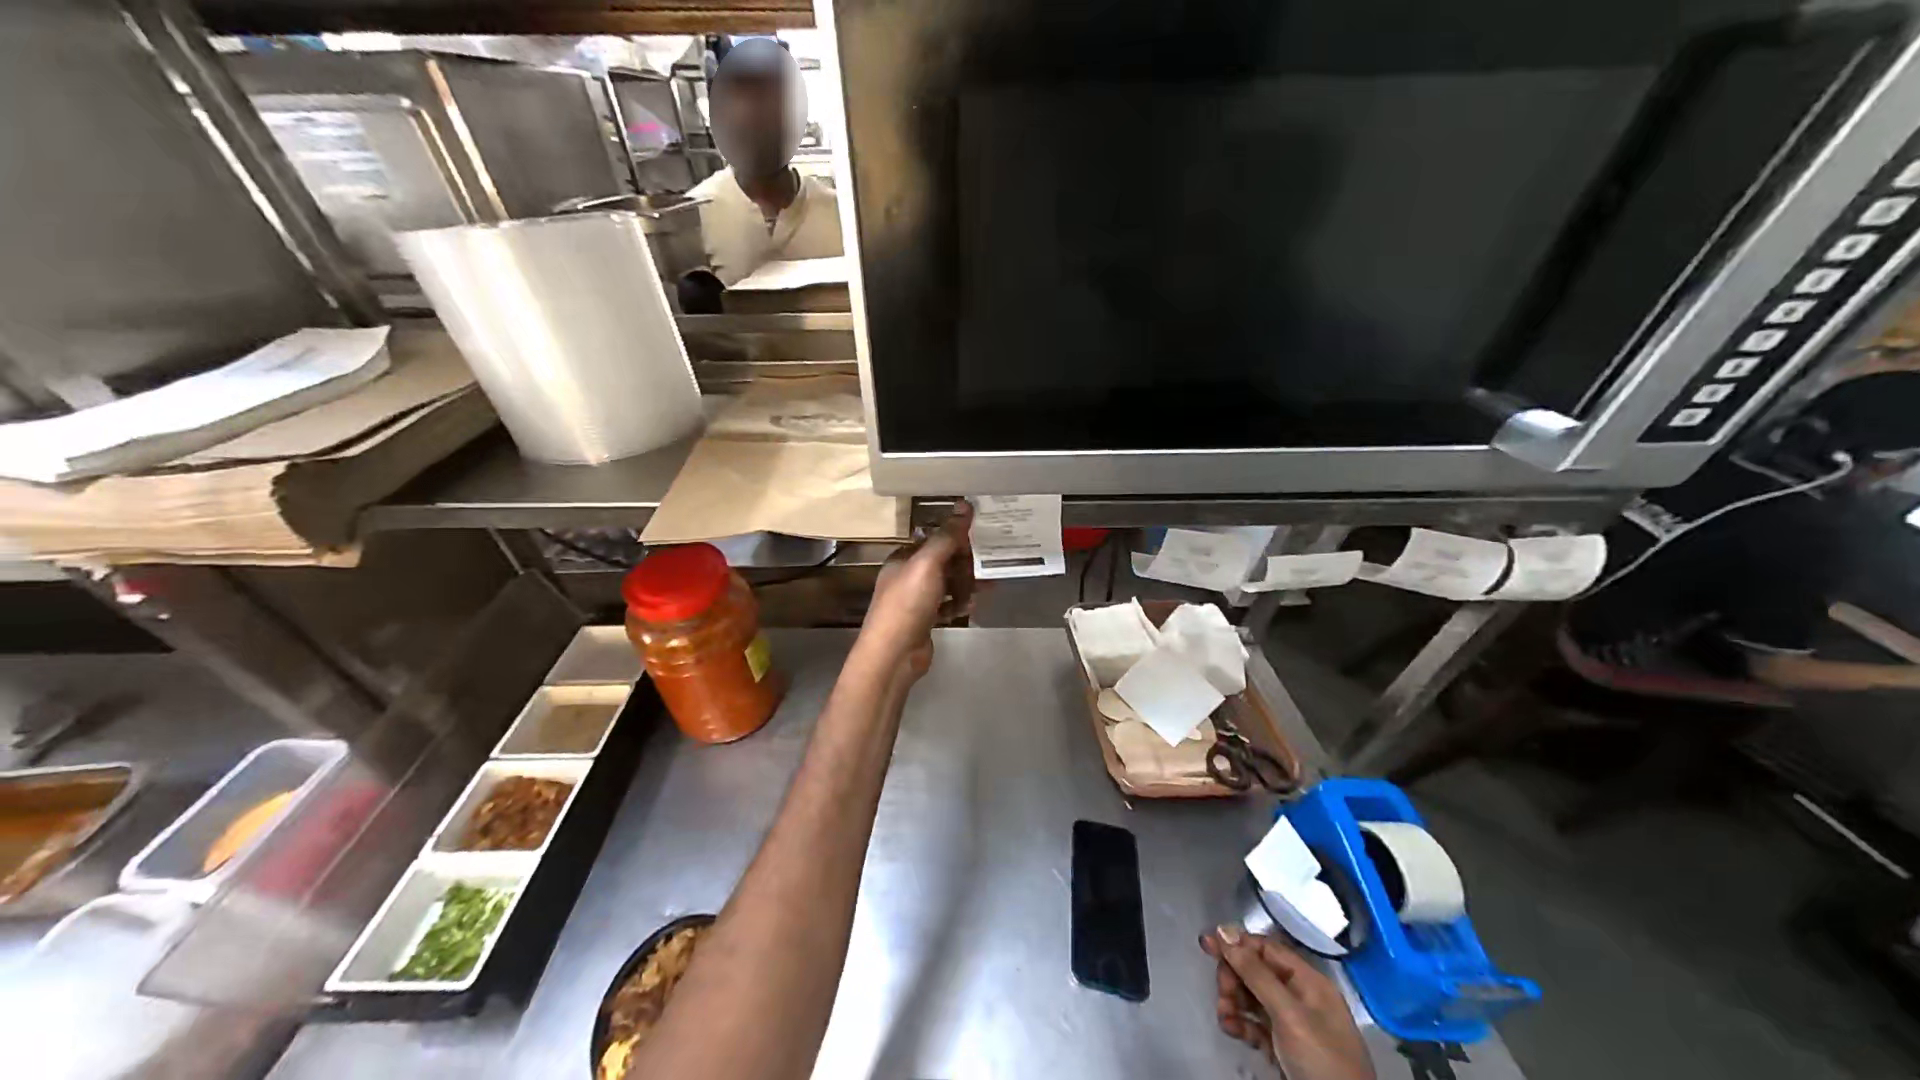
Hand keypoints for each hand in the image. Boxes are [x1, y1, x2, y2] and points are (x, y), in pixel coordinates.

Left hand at [857, 501, 975, 683]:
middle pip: (943, 561)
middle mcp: (908, 576)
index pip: (933, 539)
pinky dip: (960, 603)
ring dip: (966, 584)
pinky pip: (948, 605)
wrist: (894, 654)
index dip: (956, 537)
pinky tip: (971, 607)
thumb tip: (964, 505)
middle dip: (965, 562)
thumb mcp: (927, 564)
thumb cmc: (908, 603)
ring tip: (985, 587)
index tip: (981, 537)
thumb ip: (947, 536)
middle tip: (987, 564)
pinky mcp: (925, 620)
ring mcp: (916, 600)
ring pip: (948, 584)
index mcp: (903, 558)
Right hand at [1200, 929, 1373, 1079]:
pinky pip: (1255, 1025)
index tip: (1207, 945)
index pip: (1267, 949)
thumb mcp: (1288, 1013)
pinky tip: (1230, 1029)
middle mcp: (1300, 998)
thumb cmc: (1320, 1059)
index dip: (1238, 944)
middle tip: (1222, 992)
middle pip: (1256, 972)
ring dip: (1233, 1001)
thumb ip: (1255, 972)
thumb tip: (1224, 930)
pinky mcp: (1283, 1048)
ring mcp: (1292, 1025)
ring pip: (1252, 999)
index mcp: (1309, 982)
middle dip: (1234, 977)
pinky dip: (1240, 1024)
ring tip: (1224, 1015)